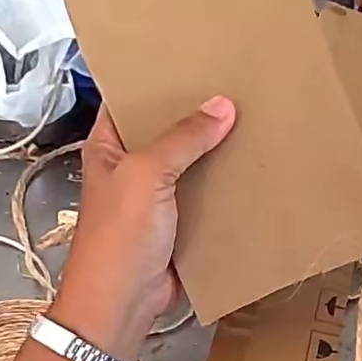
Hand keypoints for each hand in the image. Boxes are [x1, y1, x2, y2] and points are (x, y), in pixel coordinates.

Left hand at [52, 99, 235, 357]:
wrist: (124, 300)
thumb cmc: (120, 234)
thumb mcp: (147, 175)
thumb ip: (183, 139)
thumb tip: (223, 105)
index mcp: (109, 147)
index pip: (130, 102)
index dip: (156, 81)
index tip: (192, 60)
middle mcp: (132, 168)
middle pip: (167, 133)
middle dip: (196, 116)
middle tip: (235, 87)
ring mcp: (158, 198)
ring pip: (191, 166)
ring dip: (215, 152)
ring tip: (252, 121)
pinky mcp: (181, 224)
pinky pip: (205, 197)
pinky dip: (225, 187)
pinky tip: (251, 169)